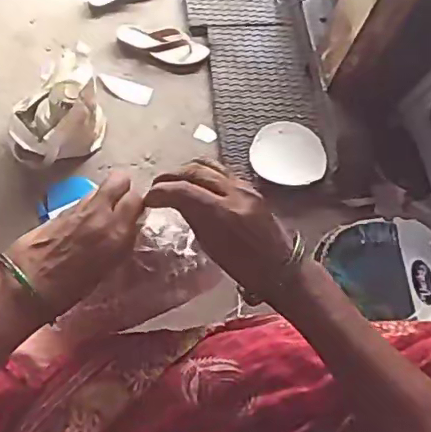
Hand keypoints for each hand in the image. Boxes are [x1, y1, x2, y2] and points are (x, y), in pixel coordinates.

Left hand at [1, 170, 145, 318]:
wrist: (28, 285)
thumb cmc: (70, 289)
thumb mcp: (107, 268)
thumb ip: (119, 242)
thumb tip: (126, 229)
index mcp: (116, 232)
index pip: (137, 198)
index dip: (138, 204)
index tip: (137, 213)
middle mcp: (100, 214)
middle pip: (120, 179)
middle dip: (123, 188)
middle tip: (121, 204)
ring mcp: (78, 209)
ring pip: (100, 188)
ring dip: (104, 197)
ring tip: (100, 216)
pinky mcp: (60, 210)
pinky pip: (83, 200)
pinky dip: (87, 206)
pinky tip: (82, 223)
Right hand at [143, 161, 298, 300]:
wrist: (282, 266)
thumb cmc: (245, 266)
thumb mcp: (212, 246)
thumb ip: (194, 218)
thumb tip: (175, 201)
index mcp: (224, 213)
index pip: (184, 190)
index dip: (160, 191)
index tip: (148, 199)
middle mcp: (235, 193)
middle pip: (195, 171)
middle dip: (170, 176)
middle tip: (156, 187)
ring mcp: (245, 186)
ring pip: (208, 165)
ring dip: (186, 170)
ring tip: (173, 182)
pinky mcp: (251, 187)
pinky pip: (221, 171)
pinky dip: (202, 174)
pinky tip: (195, 185)